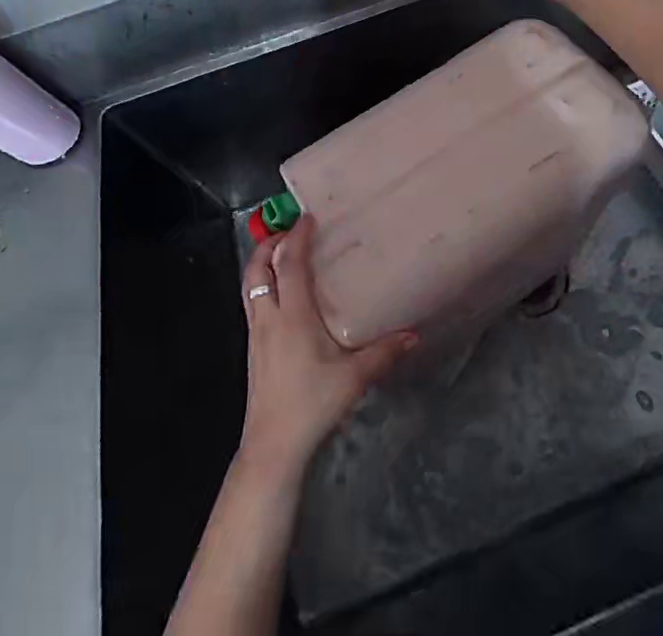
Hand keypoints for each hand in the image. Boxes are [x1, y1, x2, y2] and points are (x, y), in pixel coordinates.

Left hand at [238, 215, 416, 473]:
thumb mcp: (354, 377)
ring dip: (261, 265)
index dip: (295, 238)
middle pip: (257, 269)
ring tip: (281, 257)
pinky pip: (252, 305)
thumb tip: (413, 335)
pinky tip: (279, 298)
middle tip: (287, 232)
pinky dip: (261, 287)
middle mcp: (268, 318)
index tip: (306, 218)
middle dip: (267, 244)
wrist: (273, 444)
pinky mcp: (252, 350)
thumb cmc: (313, 403)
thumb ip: (383, 353)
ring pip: (250, 286)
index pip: (289, 265)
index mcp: (292, 316)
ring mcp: (255, 334)